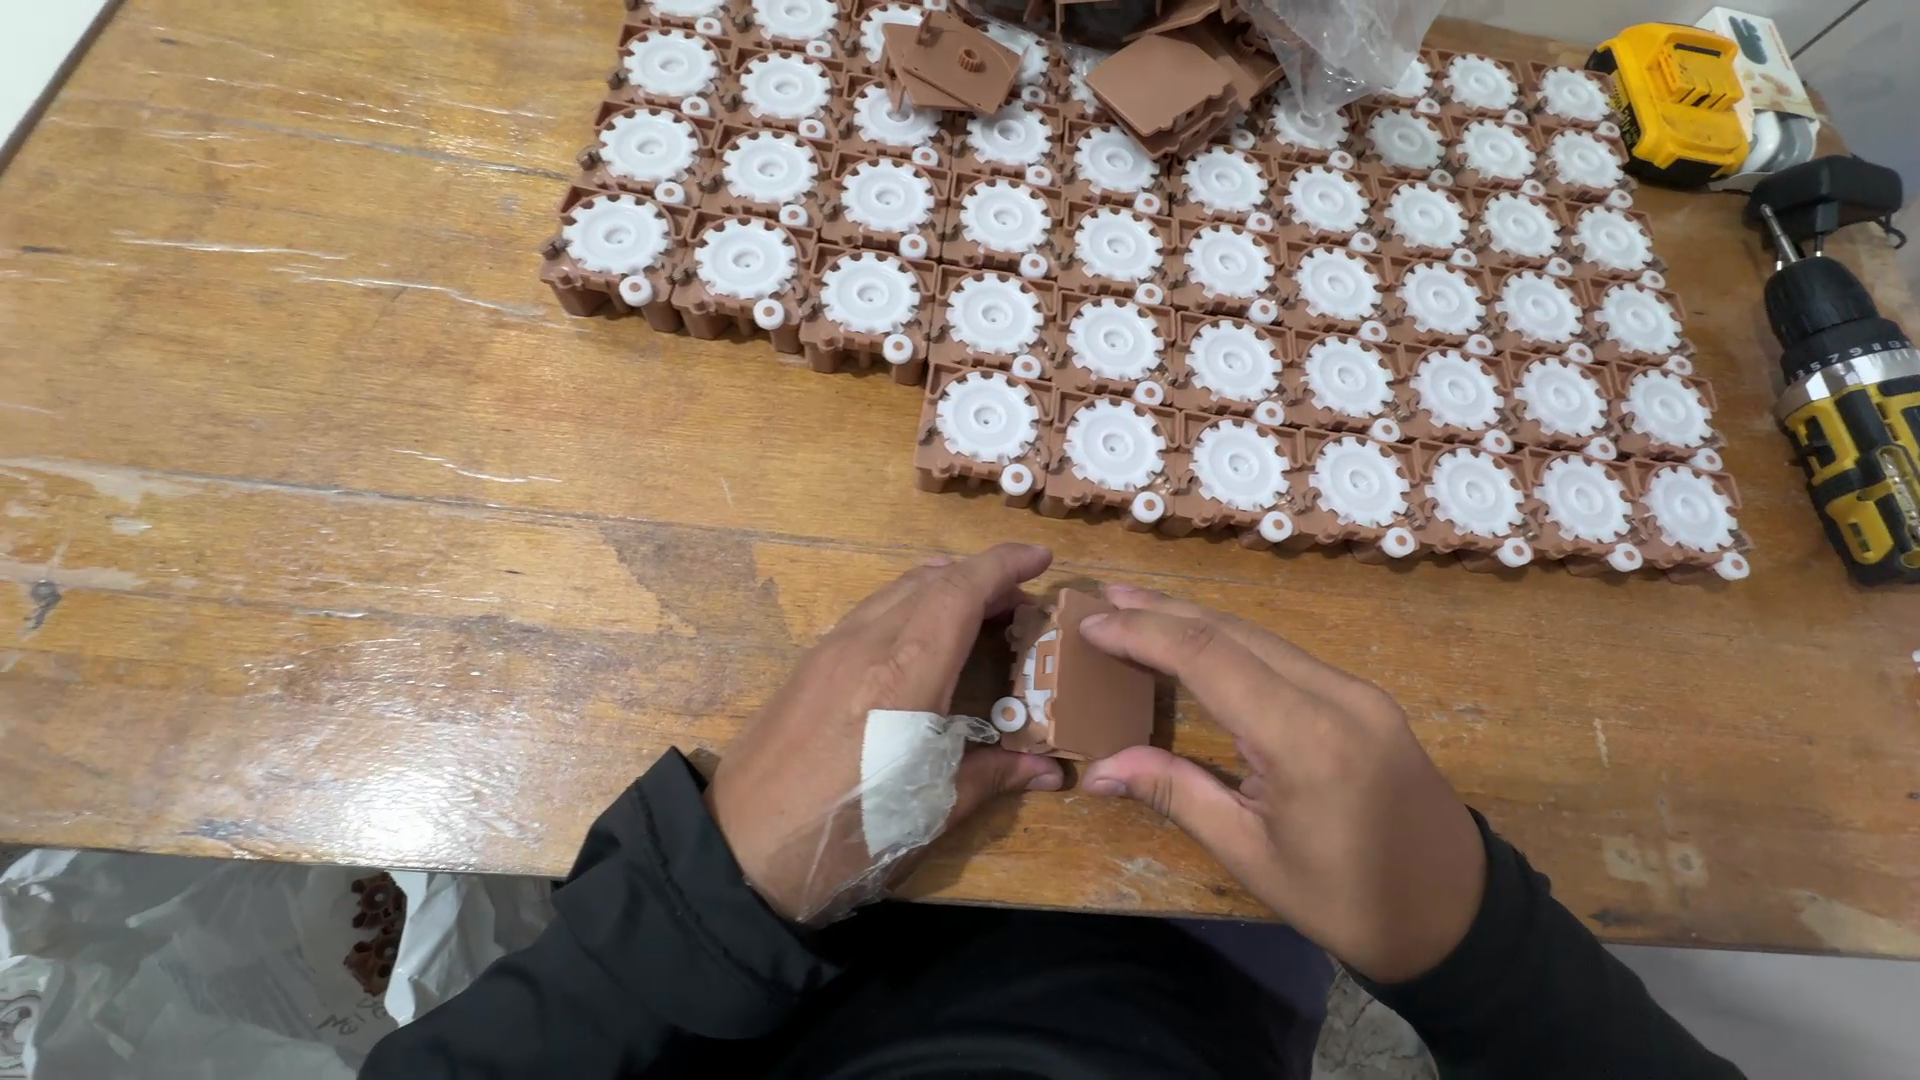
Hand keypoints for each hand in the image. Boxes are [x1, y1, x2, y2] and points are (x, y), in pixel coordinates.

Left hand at [707, 544, 1063, 923]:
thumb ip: (992, 777)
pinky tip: (922, 638)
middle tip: (1019, 602)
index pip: (959, 591)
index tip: (1040, 559)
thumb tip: (1050, 769)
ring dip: (943, 586)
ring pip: (896, 590)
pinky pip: (870, 611)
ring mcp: (830, 648)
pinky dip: (909, 605)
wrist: (737, 856)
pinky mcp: (809, 663)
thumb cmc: (844, 838)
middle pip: (930, 580)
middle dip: (981, 576)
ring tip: (979, 612)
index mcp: (903, 675)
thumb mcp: (927, 813)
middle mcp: (866, 644)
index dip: (1004, 565)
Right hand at [1078, 586, 1485, 983]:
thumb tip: (1098, 770)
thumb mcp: (1252, 856)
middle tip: (1105, 598)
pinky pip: (1282, 655)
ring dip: (1193, 619)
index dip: (1144, 633)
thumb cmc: (1349, 901)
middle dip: (1163, 610)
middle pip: (1233, 632)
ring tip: (1136, 608)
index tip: (1092, 625)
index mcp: (1306, 738)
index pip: (1209, 658)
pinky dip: (1228, 641)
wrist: (1460, 917)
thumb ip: (1176, 794)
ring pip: (1259, 636)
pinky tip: (1197, 642)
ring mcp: (1355, 691)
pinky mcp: (1362, 698)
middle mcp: (1335, 695)